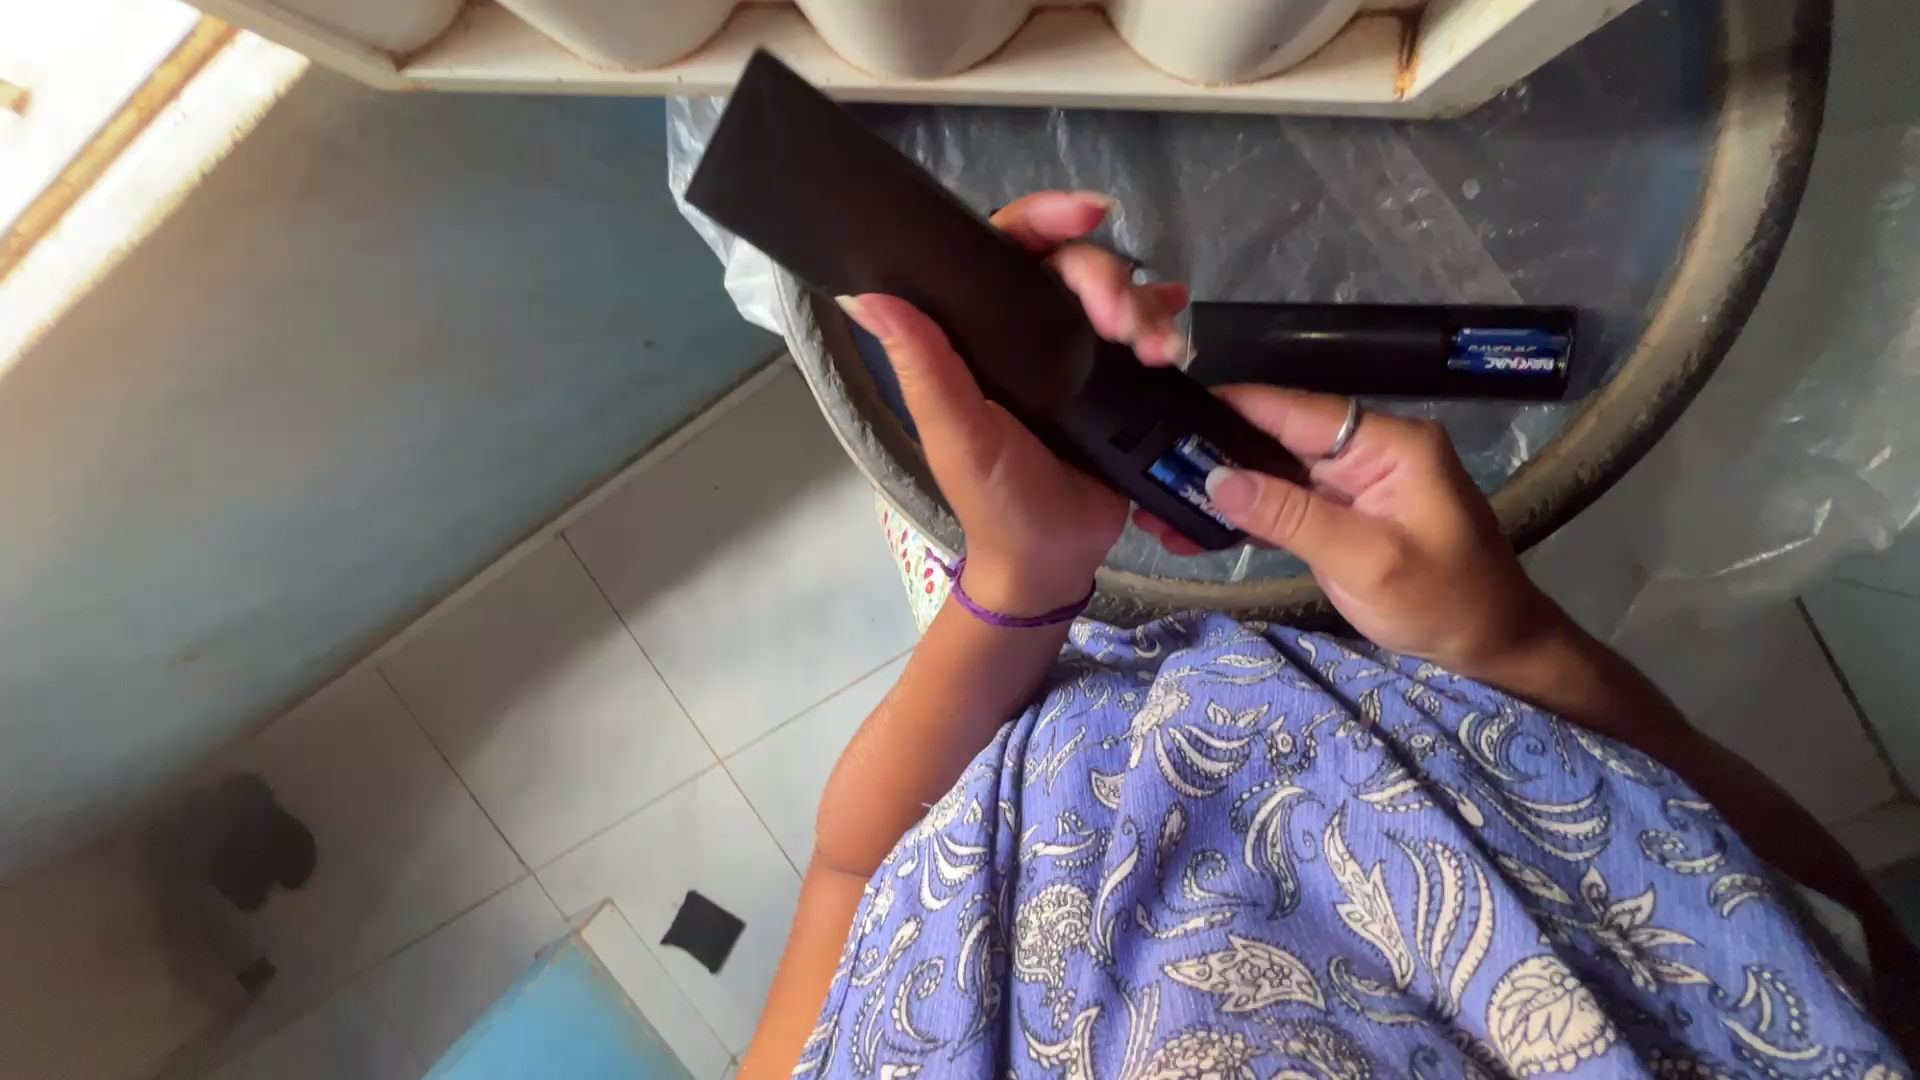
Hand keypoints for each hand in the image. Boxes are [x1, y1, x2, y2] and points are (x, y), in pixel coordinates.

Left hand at [837, 191, 1190, 616]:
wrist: (1054, 555)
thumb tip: (866, 294)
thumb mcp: (957, 432)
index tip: (1085, 213)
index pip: (1006, 253)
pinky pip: (1146, 335)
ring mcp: (1077, 358)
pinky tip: (1175, 343)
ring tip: (1158, 349)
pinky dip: (1164, 329)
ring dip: (1145, 308)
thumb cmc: (995, 498)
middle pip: (1072, 267)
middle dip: (1106, 278)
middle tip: (1121, 322)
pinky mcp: (1118, 384)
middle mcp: (1029, 337)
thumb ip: (924, 366)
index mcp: (982, 340)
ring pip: (1117, 295)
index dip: (1042, 220)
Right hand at [1135, 388, 1564, 676]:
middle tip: (1150, 472)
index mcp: (1385, 443)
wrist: (1490, 647)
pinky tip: (1192, 531)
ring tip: (1158, 510)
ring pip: (1267, 474)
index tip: (1170, 413)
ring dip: (1217, 492)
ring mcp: (1346, 484)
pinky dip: (1238, 518)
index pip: (1296, 409)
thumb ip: (1290, 515)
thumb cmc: (1442, 600)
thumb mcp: (1365, 559)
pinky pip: (1277, 506)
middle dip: (1212, 456)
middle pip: (1273, 439)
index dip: (1233, 408)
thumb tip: (1216, 480)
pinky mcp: (1333, 514)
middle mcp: (1362, 452)